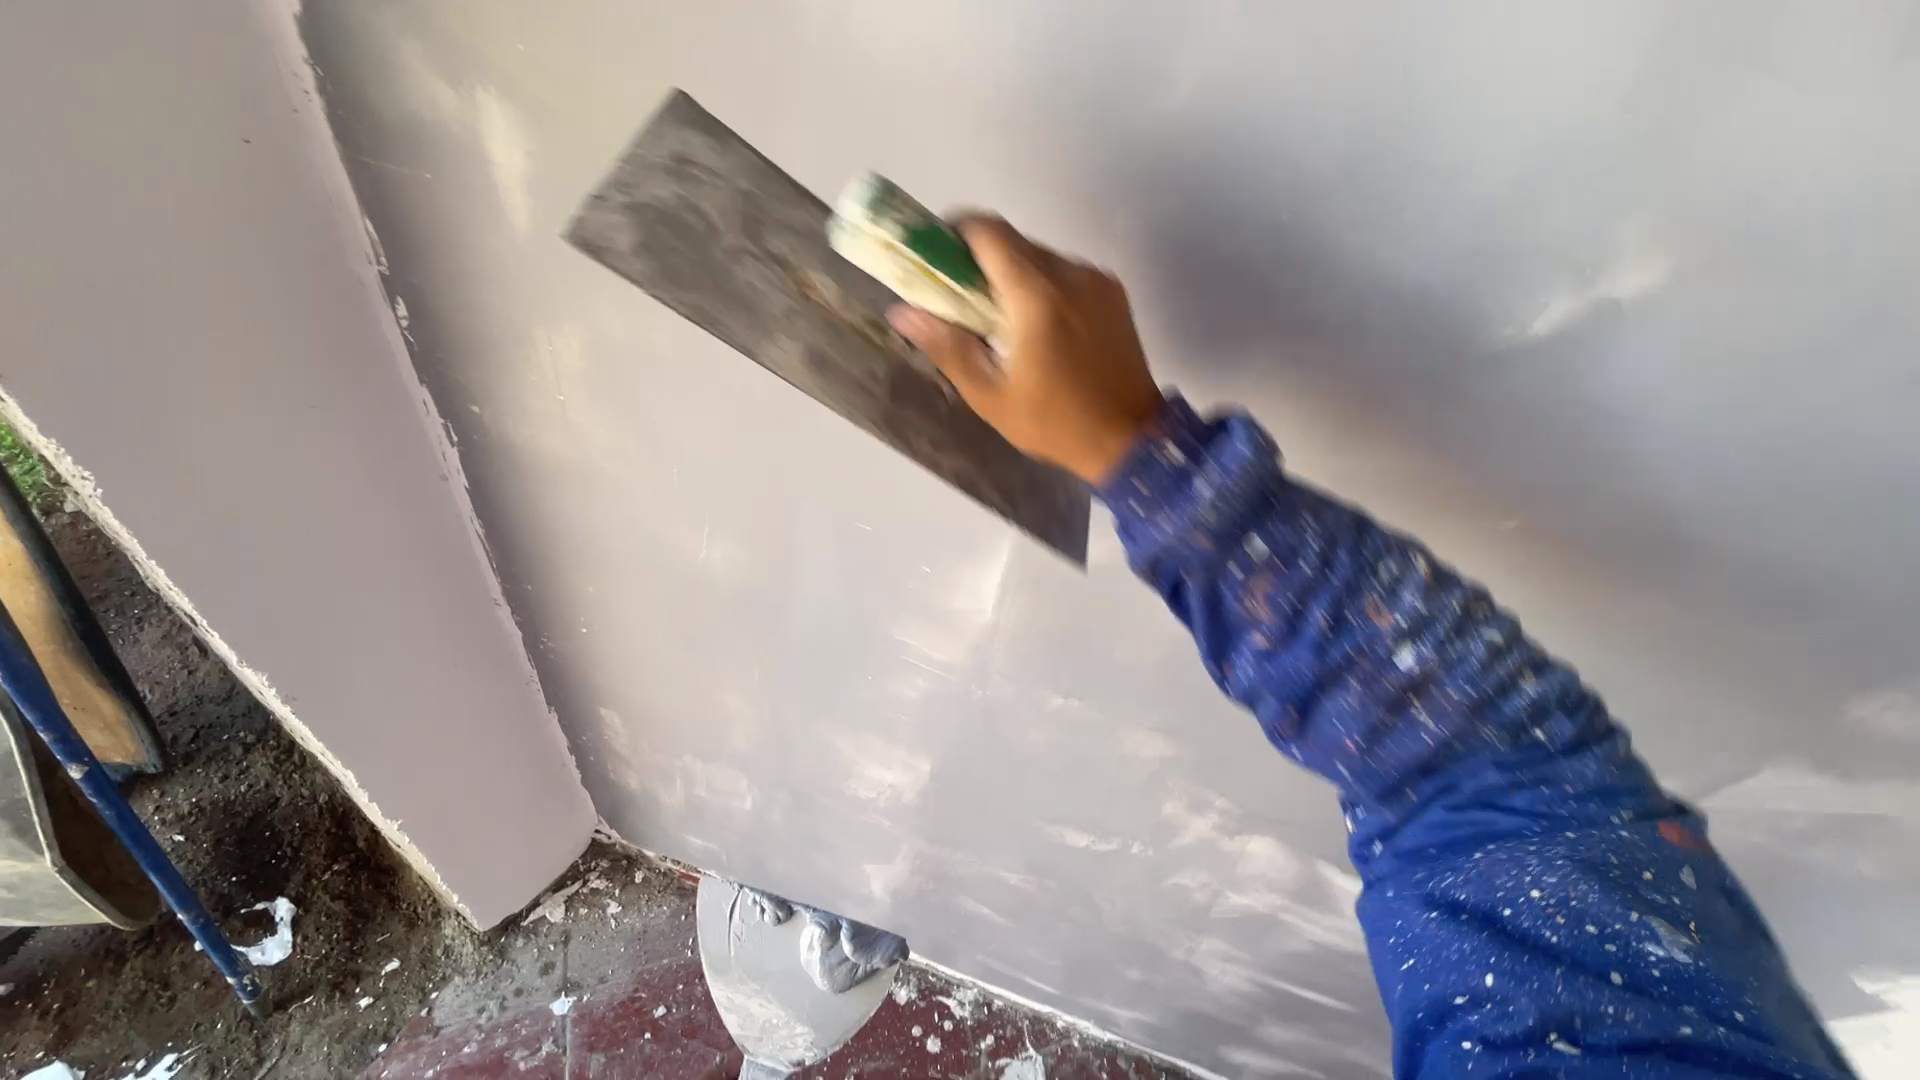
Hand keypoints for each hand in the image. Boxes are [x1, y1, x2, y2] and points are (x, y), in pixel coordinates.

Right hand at [887, 217, 1163, 485]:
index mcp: (1038, 297)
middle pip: (1013, 242)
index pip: (988, 232)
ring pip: (1040, 256)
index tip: (937, 259)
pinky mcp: (1113, 293)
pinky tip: (1037, 328)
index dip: (955, 234)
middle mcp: (1071, 274)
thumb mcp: (991, 396)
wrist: (1131, 439)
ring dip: (1012, 275)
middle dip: (980, 261)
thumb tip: (903, 312)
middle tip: (961, 299)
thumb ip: (947, 347)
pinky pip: (1066, 273)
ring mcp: (1097, 281)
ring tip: (1000, 321)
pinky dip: (1042, 287)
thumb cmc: (1055, 424)